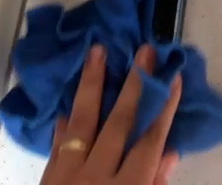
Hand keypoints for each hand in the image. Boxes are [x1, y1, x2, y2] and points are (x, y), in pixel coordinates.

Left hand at [40, 45, 182, 184]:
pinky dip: (65, 122)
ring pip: (82, 121)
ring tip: (97, 50)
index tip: (174, 77)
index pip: (149, 142)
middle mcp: (97, 175)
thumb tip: (169, 152)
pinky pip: (57, 143)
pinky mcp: (47, 178)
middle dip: (134, 84)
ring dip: (91, 83)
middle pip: (118, 122)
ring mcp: (67, 174)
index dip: (164, 109)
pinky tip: (69, 103)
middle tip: (145, 49)